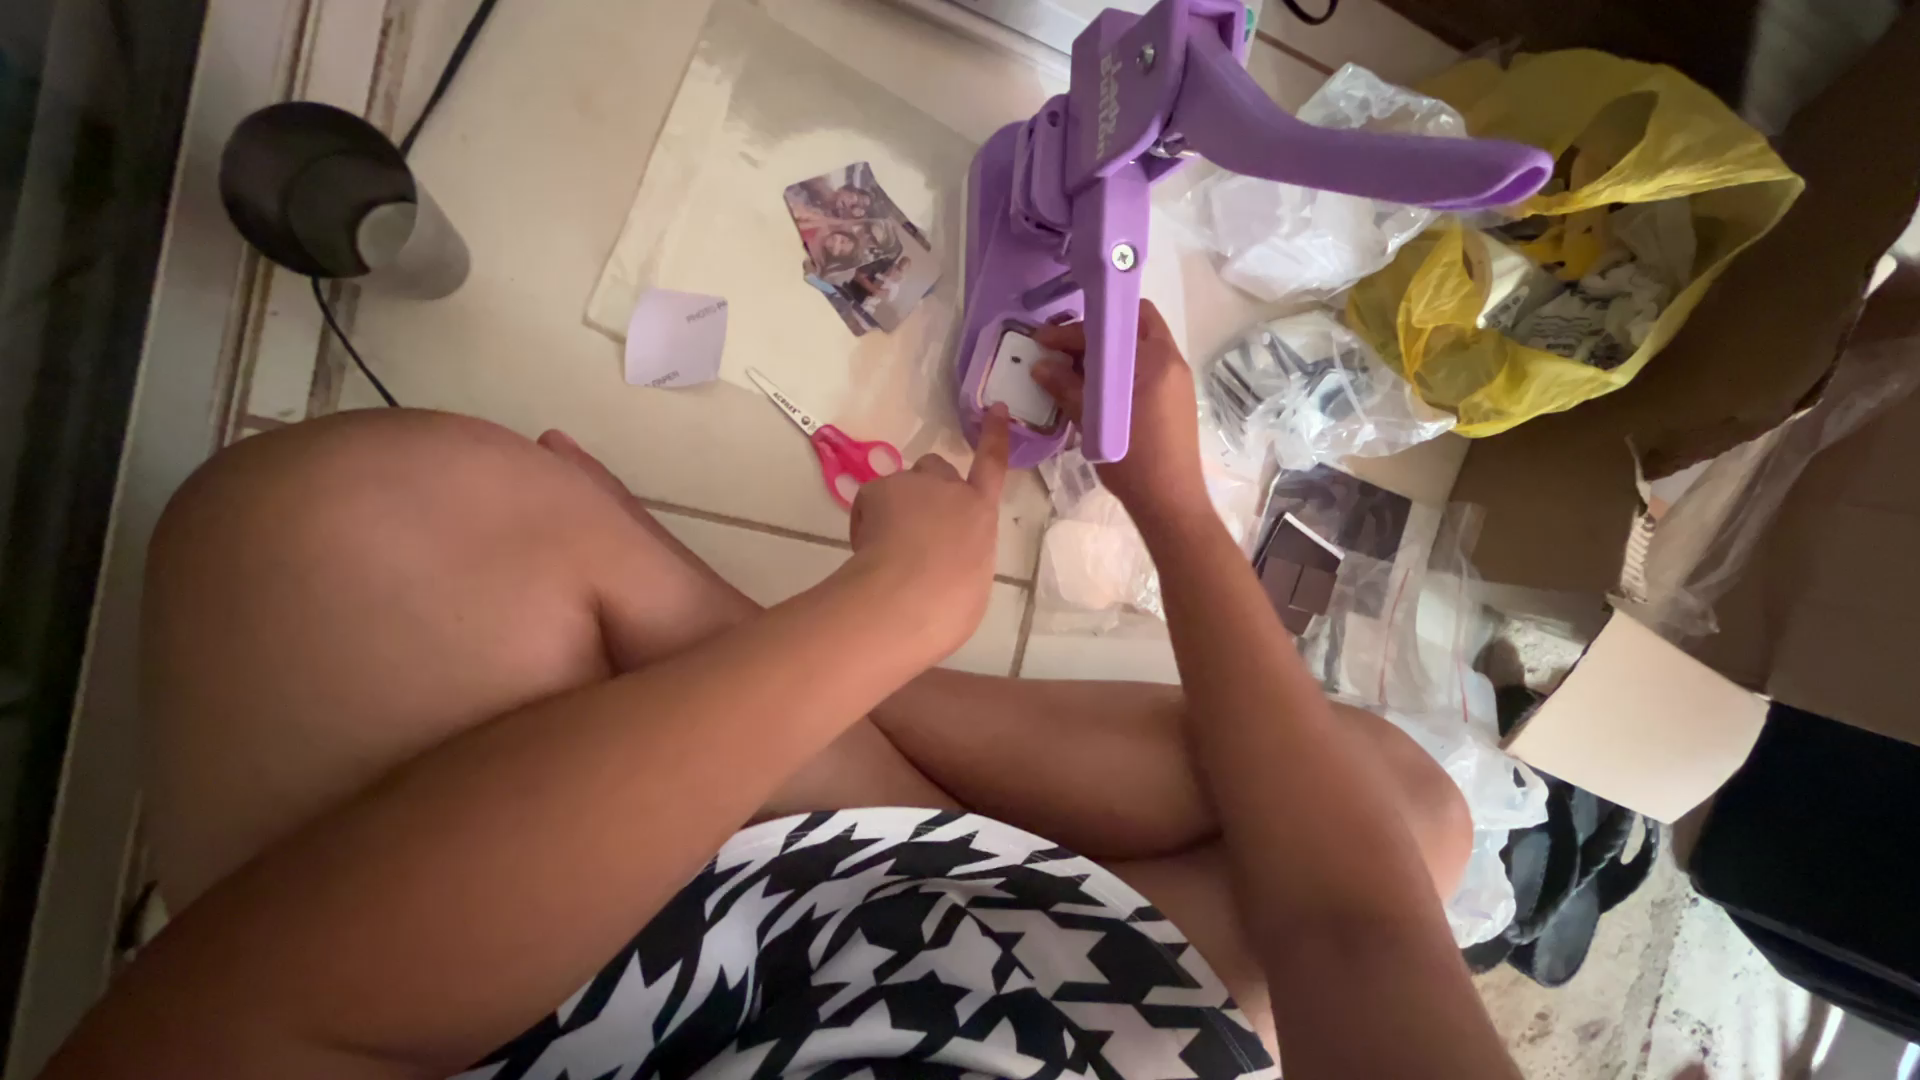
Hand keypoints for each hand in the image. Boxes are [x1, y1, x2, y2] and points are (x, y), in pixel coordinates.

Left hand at [846, 407, 1010, 657]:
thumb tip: (944, 564)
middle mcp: (950, 490)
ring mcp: (913, 485)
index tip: (995, 408)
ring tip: (887, 544)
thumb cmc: (951, 604)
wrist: (910, 599)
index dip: (994, 435)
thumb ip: (963, 559)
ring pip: (902, 484)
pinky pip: (871, 501)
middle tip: (916, 523)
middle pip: (938, 468)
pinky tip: (867, 548)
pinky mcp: (878, 490)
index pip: (993, 465)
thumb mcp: (972, 581)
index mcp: (981, 514)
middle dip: (928, 486)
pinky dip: (866, 520)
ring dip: (897, 502)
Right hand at [1031, 300, 1208, 523]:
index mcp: (1155, 360)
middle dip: (1091, 334)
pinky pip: (1142, 371)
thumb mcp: (1094, 422)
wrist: (1170, 502)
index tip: (1046, 340)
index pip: (1117, 318)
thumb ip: (1067, 389)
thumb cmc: (1133, 461)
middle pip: (1131, 327)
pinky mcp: (1172, 400)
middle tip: (1057, 351)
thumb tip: (1040, 367)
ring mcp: (1175, 382)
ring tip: (1068, 372)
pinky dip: (1116, 372)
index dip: (1078, 325)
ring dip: (1103, 355)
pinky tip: (1091, 392)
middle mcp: (1171, 363)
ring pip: (1135, 350)